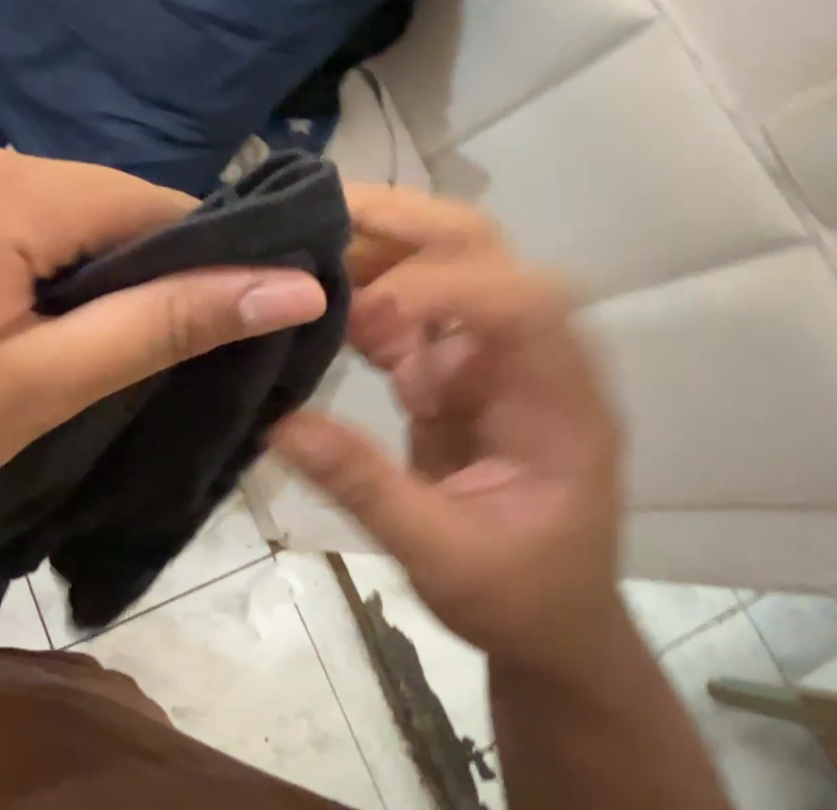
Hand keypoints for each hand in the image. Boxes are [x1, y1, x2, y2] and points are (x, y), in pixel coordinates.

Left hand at [0, 142, 328, 546]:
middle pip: (93, 206)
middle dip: (128, 278)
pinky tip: (3, 336)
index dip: (200, 262)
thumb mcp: (42, 383)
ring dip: (72, 283)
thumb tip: (293, 284)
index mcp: (3, 183)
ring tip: (63, 363)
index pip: (149, 201)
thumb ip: (165, 322)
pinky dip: (20, 276)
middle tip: (128, 370)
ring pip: (43, 219)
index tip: (223, 332)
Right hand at [270, 186, 628, 676]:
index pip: (524, 305)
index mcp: (560, 400)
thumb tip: (276, 423)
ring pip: (440, 267)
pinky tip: (311, 302)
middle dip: (405, 225)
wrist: (546, 622)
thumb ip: (364, 486)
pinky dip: (357, 299)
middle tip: (319, 213)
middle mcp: (531, 357)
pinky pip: (404, 313)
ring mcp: (488, 358)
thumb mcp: (441, 554)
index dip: (446, 284)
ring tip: (298, 242)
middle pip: (485, 255)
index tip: (363, 301)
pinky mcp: (449, 371)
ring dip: (373, 249)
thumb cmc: (519, 595)